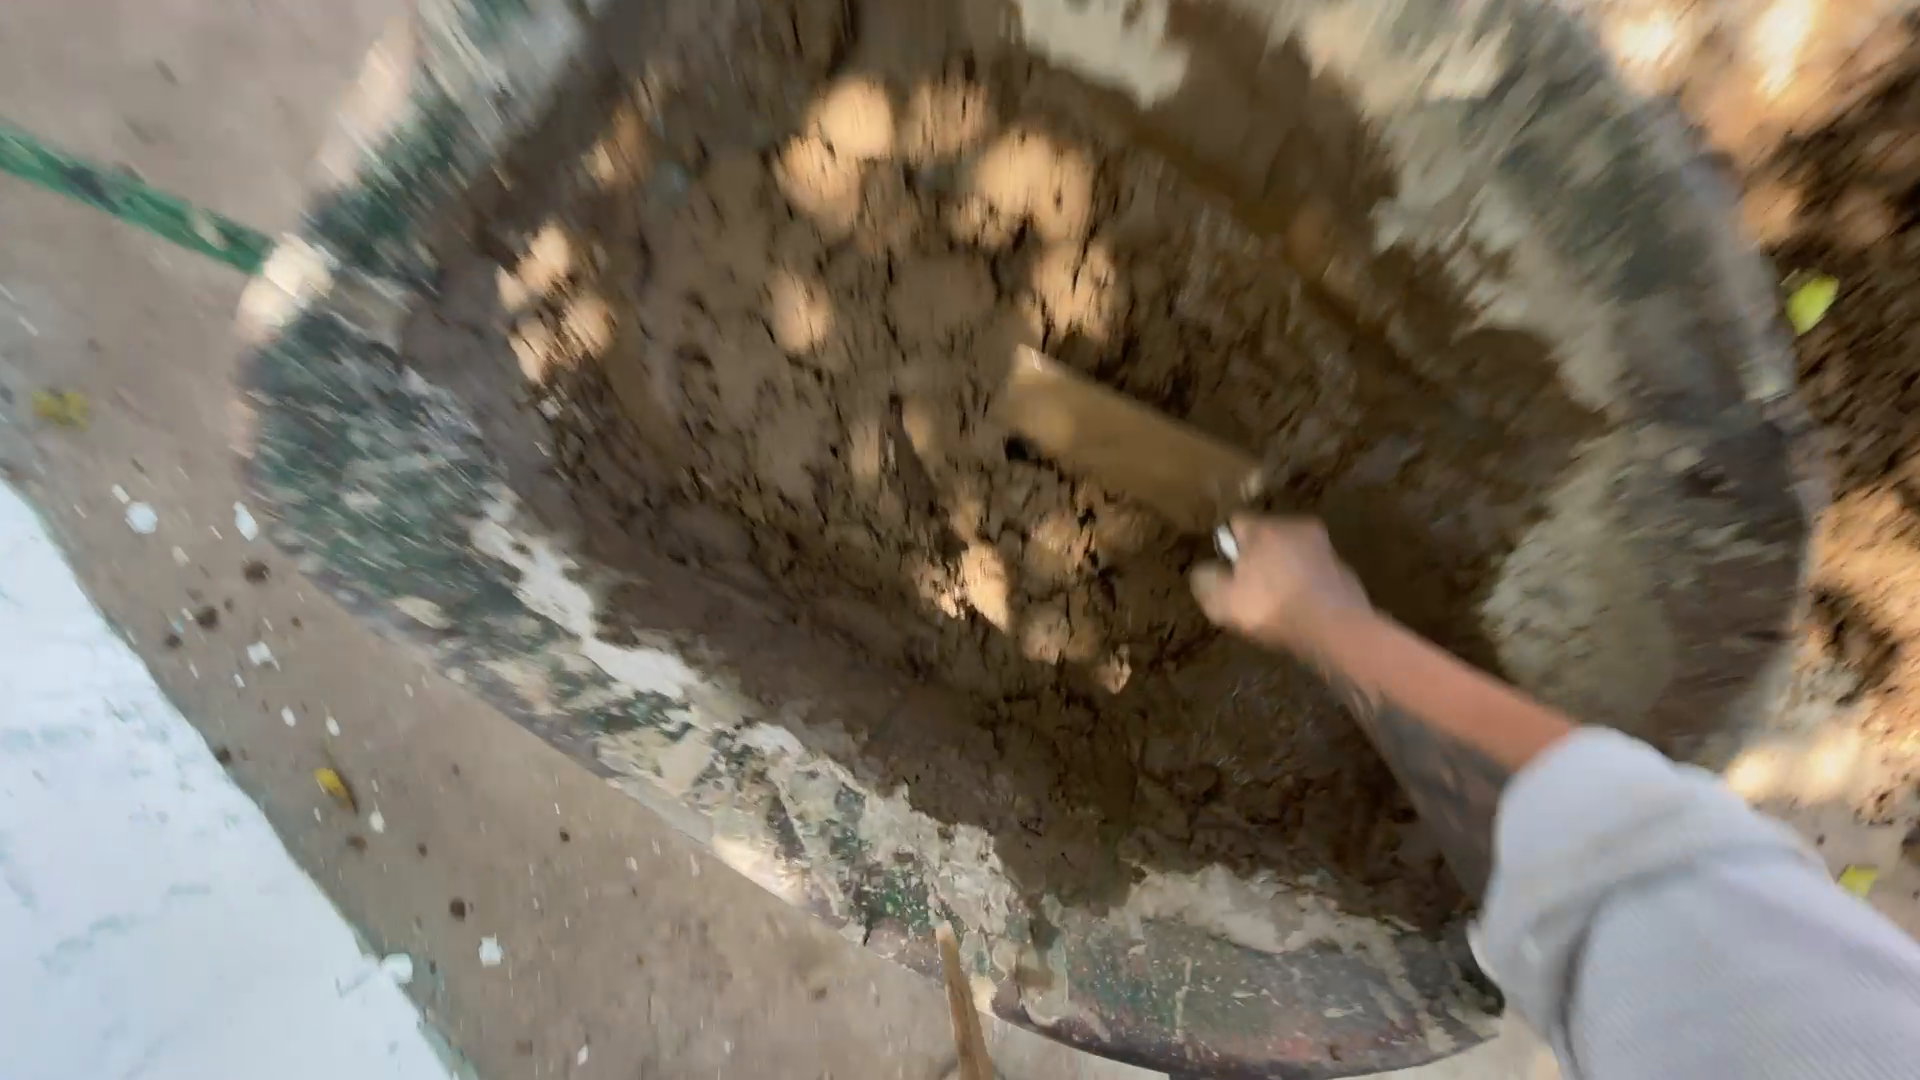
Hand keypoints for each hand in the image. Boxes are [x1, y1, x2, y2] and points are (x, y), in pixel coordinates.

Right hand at [1190, 514, 1370, 653]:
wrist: (1336, 631)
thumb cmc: (1271, 609)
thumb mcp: (1220, 601)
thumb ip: (1205, 579)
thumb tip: (1206, 569)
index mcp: (1264, 528)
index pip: (1234, 521)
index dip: (1226, 545)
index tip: (1226, 572)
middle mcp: (1296, 527)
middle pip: (1266, 535)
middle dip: (1256, 556)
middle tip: (1249, 590)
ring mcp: (1325, 547)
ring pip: (1291, 553)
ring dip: (1282, 570)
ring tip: (1277, 603)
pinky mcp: (1344, 569)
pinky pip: (1313, 571)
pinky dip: (1304, 584)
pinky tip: (1301, 610)